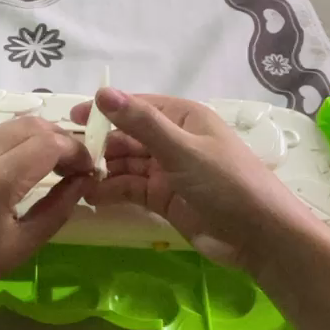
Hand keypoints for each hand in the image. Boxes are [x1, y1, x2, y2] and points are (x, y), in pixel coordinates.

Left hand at [0, 116, 94, 319]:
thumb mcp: (22, 245)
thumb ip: (57, 208)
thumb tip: (83, 181)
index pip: (50, 144)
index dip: (77, 152)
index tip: (90, 171)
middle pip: (32, 125)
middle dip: (61, 139)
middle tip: (74, 167)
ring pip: (11, 124)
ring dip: (38, 137)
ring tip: (52, 166)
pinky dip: (15, 140)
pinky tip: (22, 164)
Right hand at [69, 89, 329, 275]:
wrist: (261, 237)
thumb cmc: (226, 184)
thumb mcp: (181, 150)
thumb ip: (141, 123)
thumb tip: (103, 92)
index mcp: (183, 118)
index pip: (136, 106)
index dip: (105, 110)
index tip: (72, 119)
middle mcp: (173, 140)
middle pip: (127, 136)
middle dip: (100, 144)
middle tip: (68, 157)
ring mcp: (168, 171)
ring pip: (126, 164)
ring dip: (103, 170)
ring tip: (75, 179)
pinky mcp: (164, 199)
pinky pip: (131, 189)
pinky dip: (112, 192)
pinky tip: (91, 198)